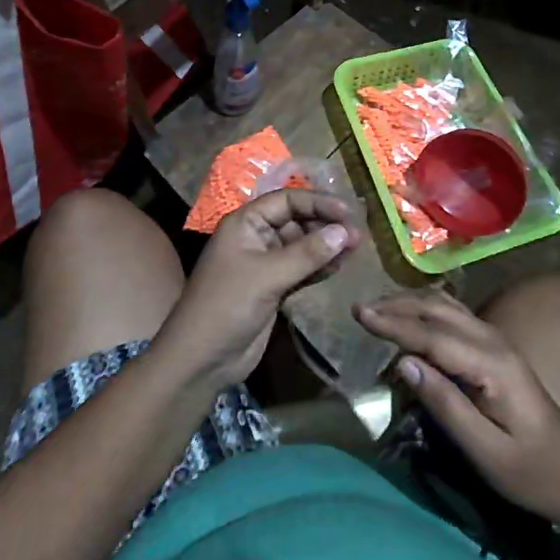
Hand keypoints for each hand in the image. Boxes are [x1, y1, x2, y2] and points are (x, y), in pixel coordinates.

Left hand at [159, 189, 357, 387]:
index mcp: (245, 223)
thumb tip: (346, 232)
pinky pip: (302, 268)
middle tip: (357, 234)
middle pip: (297, 220)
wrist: (201, 359)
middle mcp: (255, 237)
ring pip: (302, 245)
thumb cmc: (228, 306)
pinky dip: (319, 266)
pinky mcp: (273, 287)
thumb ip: (308, 253)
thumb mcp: (268, 275)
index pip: (287, 200)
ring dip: (326, 246)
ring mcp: (264, 263)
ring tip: (355, 249)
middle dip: (326, 224)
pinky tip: (339, 266)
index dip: (318, 202)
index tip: (348, 212)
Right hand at [356, 292, 559, 521]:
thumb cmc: (529, 470)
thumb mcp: (485, 449)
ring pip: (447, 308)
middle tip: (359, 308)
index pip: (433, 335)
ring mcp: (497, 340)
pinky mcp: (495, 347)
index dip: (394, 323)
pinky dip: (426, 310)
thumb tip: (402, 363)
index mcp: (493, 364)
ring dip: (410, 303)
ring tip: (376, 307)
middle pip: (439, 311)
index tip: (359, 314)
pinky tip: (411, 314)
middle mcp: (494, 341)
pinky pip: (455, 316)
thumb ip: (445, 404)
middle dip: (396, 306)